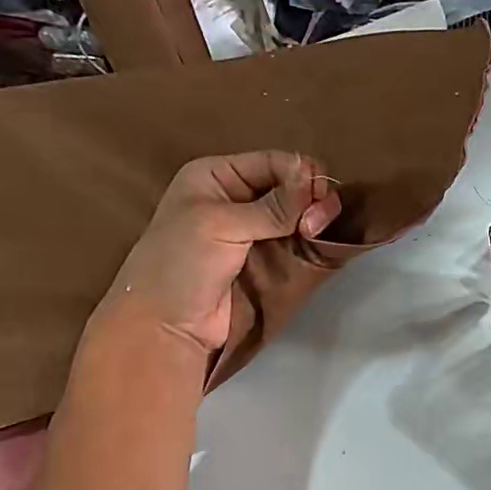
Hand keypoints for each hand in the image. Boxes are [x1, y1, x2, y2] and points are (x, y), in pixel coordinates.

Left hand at [100, 151, 341, 354]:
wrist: (166, 327)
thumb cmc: (181, 265)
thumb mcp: (221, 225)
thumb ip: (272, 206)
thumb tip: (315, 180)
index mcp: (217, 176)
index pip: (273, 162)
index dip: (302, 174)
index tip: (322, 196)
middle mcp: (236, 198)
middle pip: (289, 187)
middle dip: (311, 199)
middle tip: (324, 219)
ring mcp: (252, 232)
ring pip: (297, 216)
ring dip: (315, 221)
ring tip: (322, 232)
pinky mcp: (265, 261)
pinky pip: (296, 243)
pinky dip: (312, 241)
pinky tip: (323, 242)